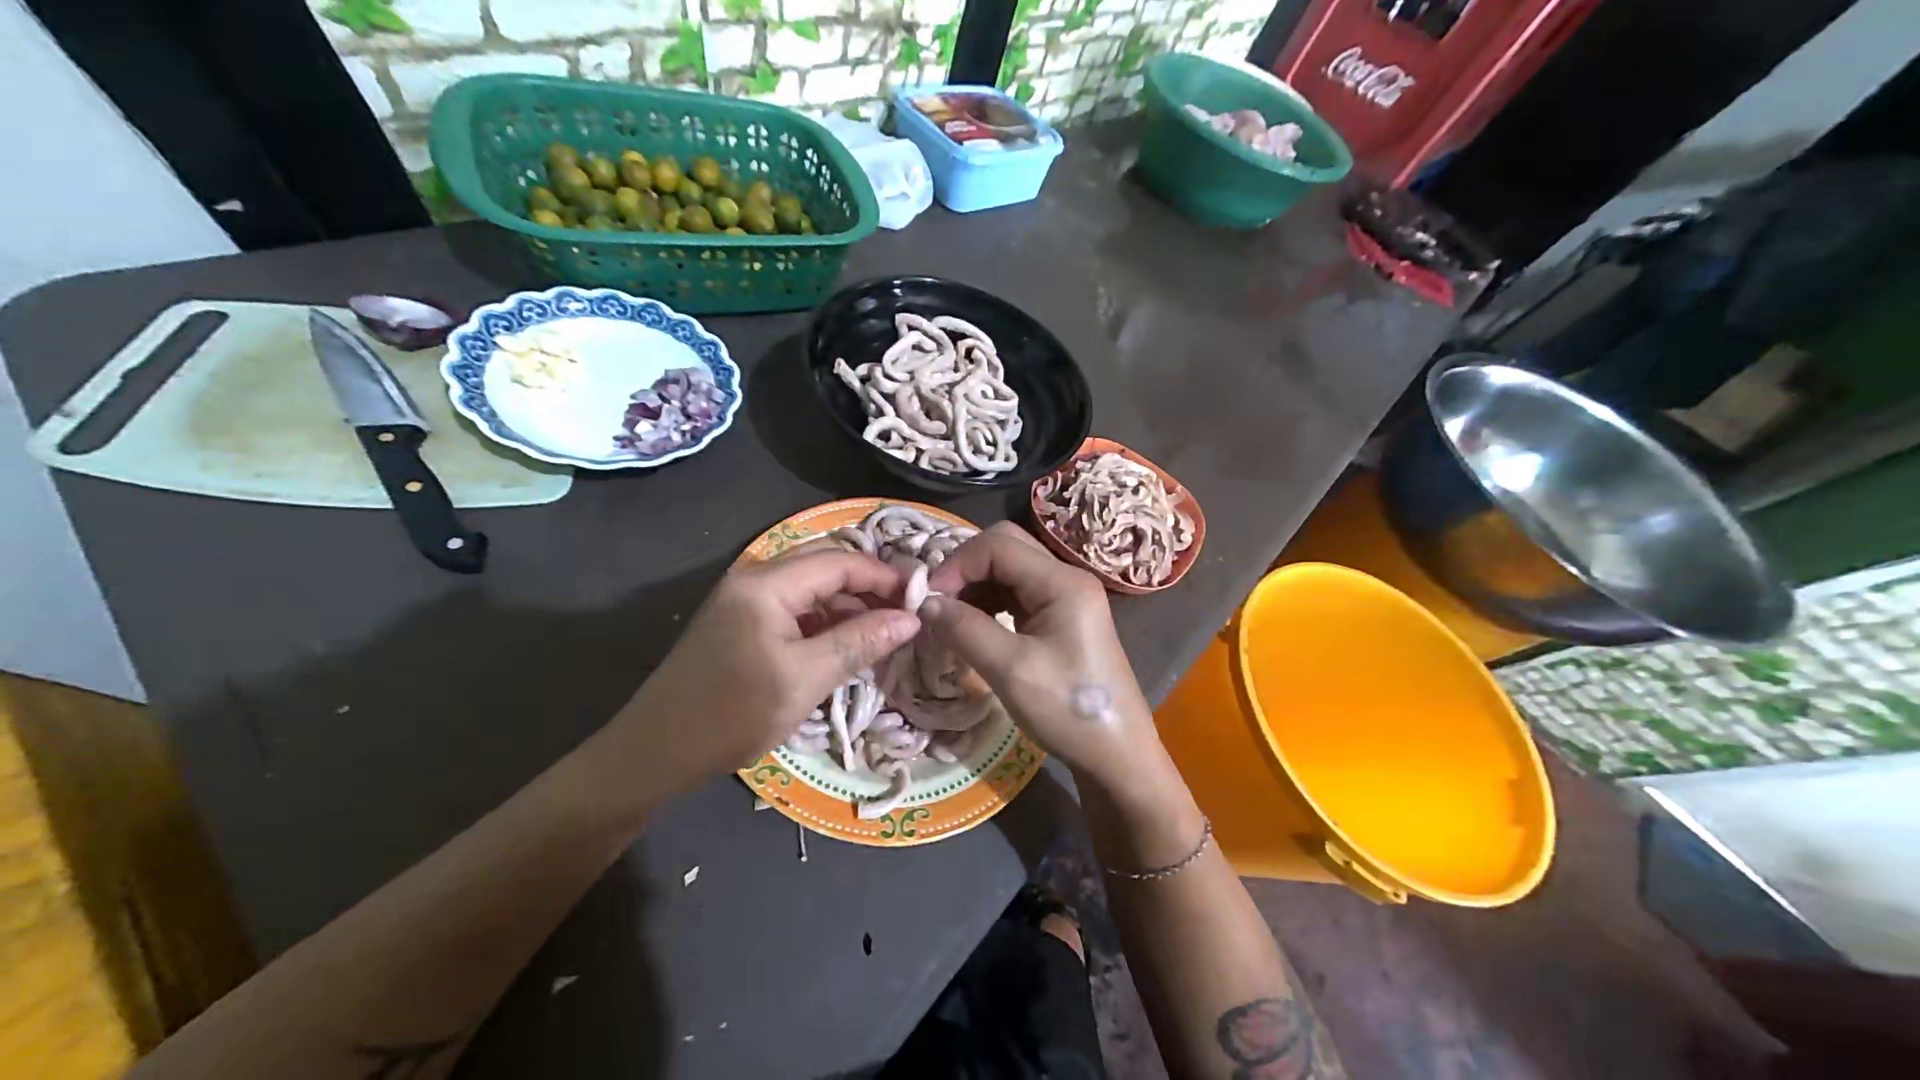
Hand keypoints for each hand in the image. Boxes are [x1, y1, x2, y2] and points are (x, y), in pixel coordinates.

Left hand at [608, 550, 920, 794]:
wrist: (654, 751)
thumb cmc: (731, 714)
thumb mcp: (805, 680)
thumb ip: (860, 642)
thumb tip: (912, 618)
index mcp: (767, 584)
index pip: (840, 562)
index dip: (884, 577)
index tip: (922, 599)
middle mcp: (755, 579)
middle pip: (825, 567)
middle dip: (868, 587)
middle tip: (907, 614)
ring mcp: (744, 600)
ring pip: (811, 589)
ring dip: (848, 605)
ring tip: (885, 632)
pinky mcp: (741, 623)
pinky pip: (794, 609)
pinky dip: (824, 621)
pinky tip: (847, 643)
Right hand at [921, 523, 1162, 786]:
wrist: (1116, 754)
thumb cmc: (1067, 710)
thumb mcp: (1010, 670)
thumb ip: (965, 629)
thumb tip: (925, 603)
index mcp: (1062, 582)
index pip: (998, 545)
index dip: (957, 565)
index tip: (928, 600)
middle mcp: (1067, 578)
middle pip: (1005, 548)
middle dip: (965, 570)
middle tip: (937, 605)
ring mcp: (1066, 597)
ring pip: (1009, 570)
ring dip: (975, 587)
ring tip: (950, 619)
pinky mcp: (1061, 618)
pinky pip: (1018, 594)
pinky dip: (990, 603)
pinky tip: (973, 627)